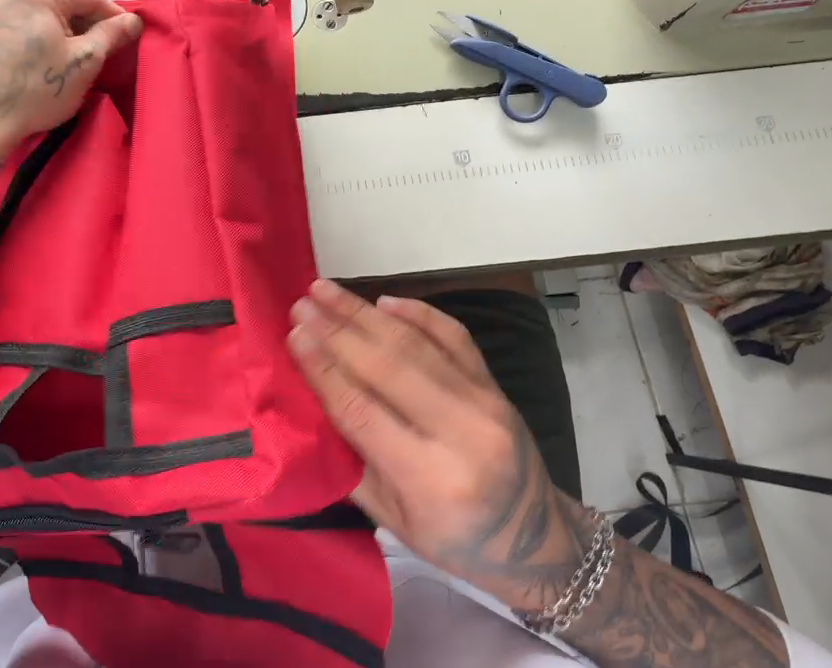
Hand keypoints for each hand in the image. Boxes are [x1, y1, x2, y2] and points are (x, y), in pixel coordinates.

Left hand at [0, 0, 142, 158]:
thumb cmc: (38, 89)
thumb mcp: (84, 62)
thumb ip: (111, 35)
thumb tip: (134, 21)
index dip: (115, 17)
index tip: (130, 38)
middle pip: (66, 2)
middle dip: (90, 25)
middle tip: (109, 51)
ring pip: (47, 15)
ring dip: (69, 32)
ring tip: (84, 59)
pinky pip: (28, 26)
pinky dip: (47, 38)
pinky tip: (55, 61)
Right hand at [287, 279, 586, 611]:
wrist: (537, 541)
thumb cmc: (454, 539)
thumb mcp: (393, 521)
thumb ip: (351, 464)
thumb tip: (306, 403)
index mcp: (431, 478)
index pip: (363, 411)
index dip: (325, 370)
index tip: (294, 336)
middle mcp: (463, 433)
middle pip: (388, 368)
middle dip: (338, 331)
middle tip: (301, 304)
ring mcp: (485, 402)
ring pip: (416, 344)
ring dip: (365, 313)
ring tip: (326, 290)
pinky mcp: (495, 384)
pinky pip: (454, 336)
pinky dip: (418, 313)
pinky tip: (384, 300)